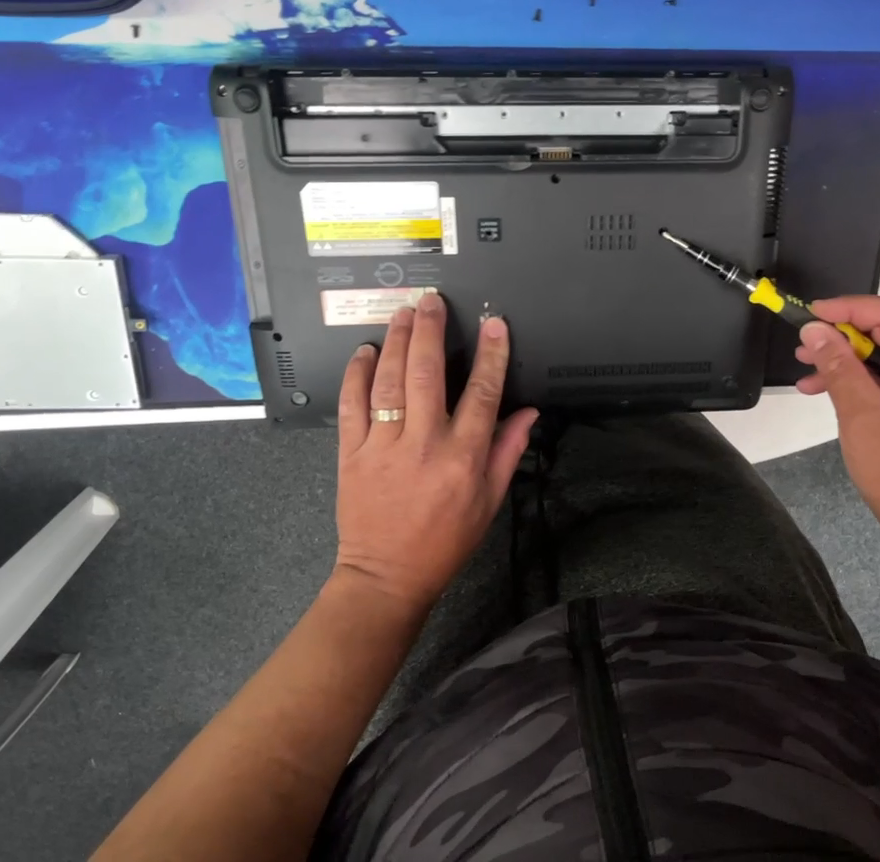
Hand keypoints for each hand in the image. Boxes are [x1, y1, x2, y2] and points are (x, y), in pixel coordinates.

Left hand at [333, 293, 539, 608]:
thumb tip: (528, 413)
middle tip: (433, 302)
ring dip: (398, 342)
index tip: (494, 324)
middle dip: (432, 332)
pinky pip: (353, 405)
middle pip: (428, 375)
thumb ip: (508, 452)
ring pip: (390, 382)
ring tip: (404, 313)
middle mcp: (424, 445)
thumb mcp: (489, 502)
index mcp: (463, 458)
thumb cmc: (443, 542)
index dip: (491, 355)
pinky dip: (358, 374)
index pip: (483, 394)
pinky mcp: (351, 454)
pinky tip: (366, 352)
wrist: (387, 577)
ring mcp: (383, 448)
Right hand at [794, 297, 879, 539]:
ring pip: (879, 351)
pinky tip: (818, 386)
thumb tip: (813, 329)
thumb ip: (838, 366)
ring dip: (842, 354)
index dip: (850, 308)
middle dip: (842, 331)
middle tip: (805, 339)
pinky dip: (851, 376)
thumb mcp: (861, 414)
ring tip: (804, 361)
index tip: (812, 313)